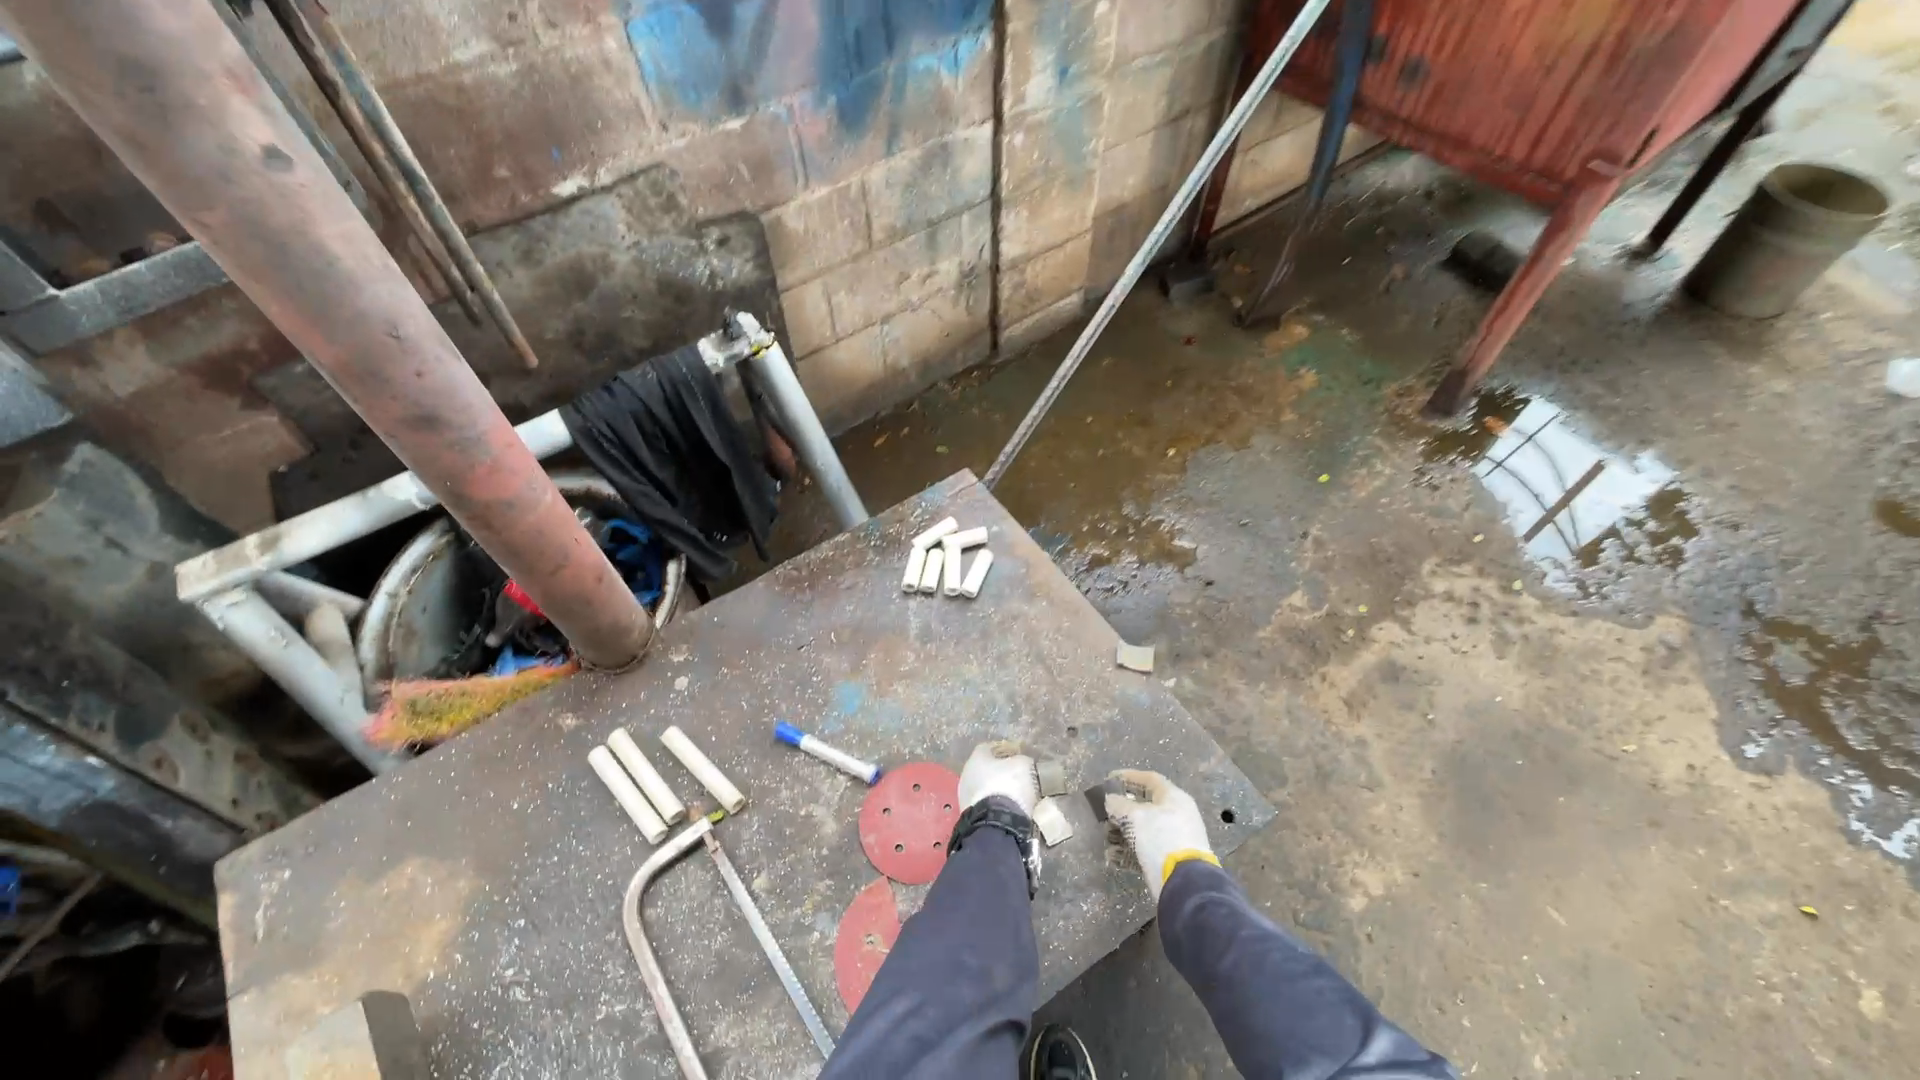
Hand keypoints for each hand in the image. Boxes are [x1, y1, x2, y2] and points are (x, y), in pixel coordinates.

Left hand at [956, 740, 1037, 815]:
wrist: (996, 825)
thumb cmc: (1009, 787)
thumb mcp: (1024, 766)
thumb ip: (1021, 760)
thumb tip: (1021, 763)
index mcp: (976, 758)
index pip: (989, 747)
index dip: (1005, 750)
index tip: (1017, 756)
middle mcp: (966, 774)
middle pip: (985, 769)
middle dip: (999, 772)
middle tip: (1017, 776)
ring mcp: (965, 797)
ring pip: (983, 788)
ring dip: (996, 790)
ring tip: (1015, 796)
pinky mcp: (969, 815)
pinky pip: (984, 804)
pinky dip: (994, 805)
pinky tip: (1007, 810)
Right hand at [1104, 769, 1215, 901]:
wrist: (1184, 880)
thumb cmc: (1161, 837)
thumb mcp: (1135, 816)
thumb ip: (1118, 804)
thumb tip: (1111, 799)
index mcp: (1173, 798)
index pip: (1150, 779)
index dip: (1128, 777)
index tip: (1108, 780)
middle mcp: (1175, 815)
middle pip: (1144, 807)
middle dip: (1121, 812)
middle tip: (1104, 816)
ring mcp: (1172, 838)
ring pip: (1142, 830)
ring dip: (1121, 834)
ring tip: (1108, 840)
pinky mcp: (1168, 859)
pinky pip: (1144, 850)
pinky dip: (1127, 851)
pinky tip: (1113, 857)